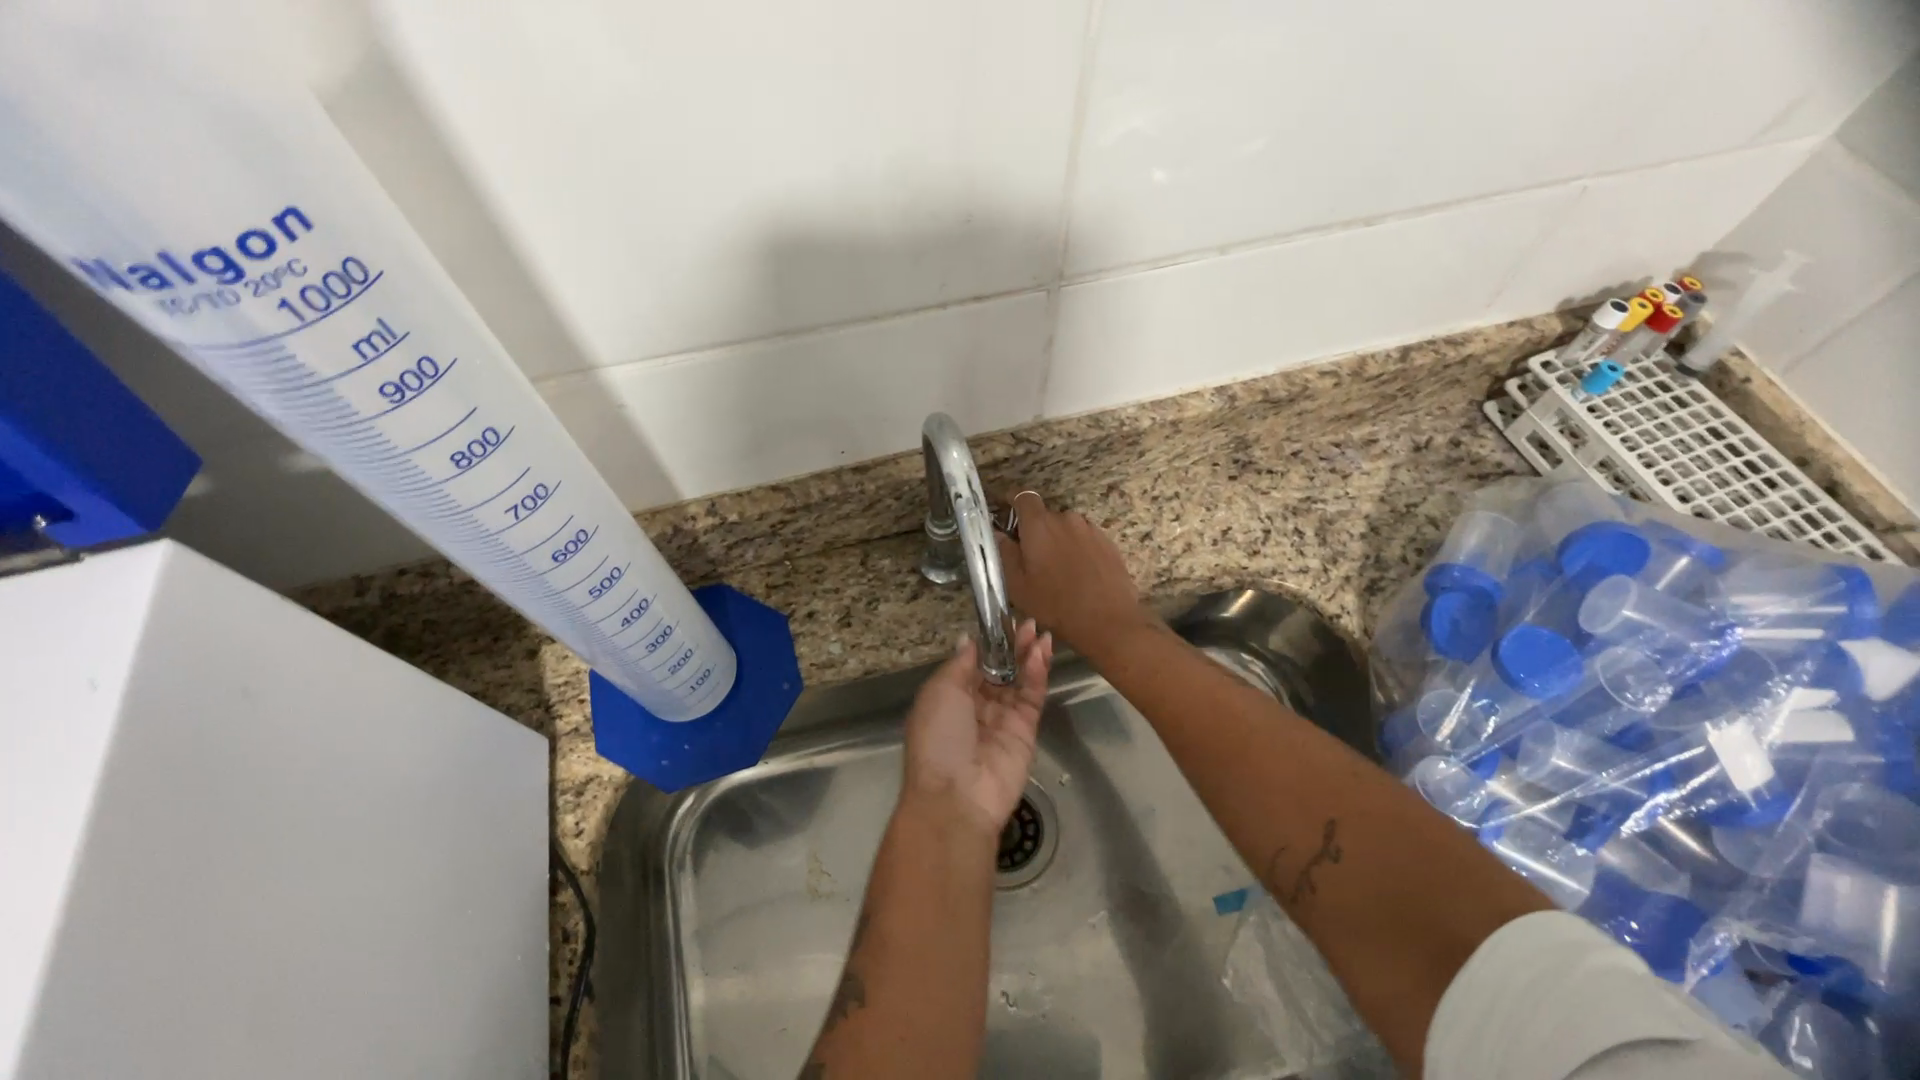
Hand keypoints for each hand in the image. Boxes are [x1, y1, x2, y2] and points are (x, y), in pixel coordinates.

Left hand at [902, 619, 1053, 834]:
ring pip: (1018, 681)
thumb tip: (970, 640)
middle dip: (1010, 646)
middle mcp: (975, 708)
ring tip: (1038, 631)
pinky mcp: (1026, 731)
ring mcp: (1002, 720)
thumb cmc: (938, 738)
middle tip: (1026, 622)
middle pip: (998, 671)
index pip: (971, 664)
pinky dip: (1038, 674)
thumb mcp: (939, 691)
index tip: (999, 620)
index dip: (986, 643)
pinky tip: (1042, 652)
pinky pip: (1032, 697)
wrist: (957, 796)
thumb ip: (960, 664)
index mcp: (947, 698)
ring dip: (1028, 656)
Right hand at [997, 492, 1153, 658]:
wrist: (1107, 621)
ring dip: (1058, 542)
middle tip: (1031, 559)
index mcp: (1039, 525)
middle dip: (1036, 532)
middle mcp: (1066, 519)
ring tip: (1058, 571)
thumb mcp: (1017, 585)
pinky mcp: (1108, 543)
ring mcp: (1090, 529)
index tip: (1005, 511)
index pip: (1023, 497)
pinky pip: (1085, 540)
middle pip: (1045, 517)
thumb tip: (998, 534)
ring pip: (1066, 529)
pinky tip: (1079, 575)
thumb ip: (1005, 553)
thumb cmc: (1054, 604)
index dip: (1012, 500)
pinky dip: (1078, 550)